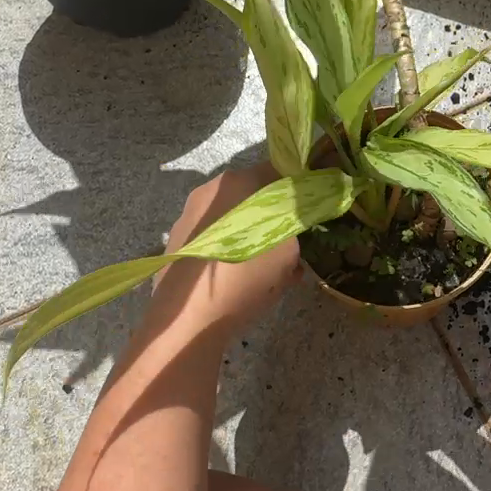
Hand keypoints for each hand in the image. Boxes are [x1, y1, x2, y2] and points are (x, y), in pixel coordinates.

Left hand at [147, 164, 302, 341]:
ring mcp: (188, 218)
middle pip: (255, 193)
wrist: (186, 321)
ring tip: (271, 268)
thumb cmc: (245, 275)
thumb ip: (298, 223)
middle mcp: (209, 191)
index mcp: (238, 181)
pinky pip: (215, 239)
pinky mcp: (177, 245)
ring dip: (254, 234)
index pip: (280, 169)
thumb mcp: (289, 249)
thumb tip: (300, 216)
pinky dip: (232, 251)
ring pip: (234, 218)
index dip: (301, 187)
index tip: (313, 210)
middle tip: (295, 243)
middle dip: (276, 214)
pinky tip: (243, 281)